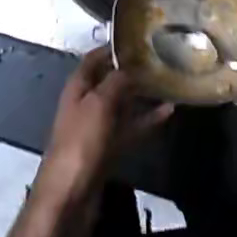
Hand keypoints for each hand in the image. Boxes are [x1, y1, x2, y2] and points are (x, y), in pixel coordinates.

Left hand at [35, 47, 173, 201]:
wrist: (69, 196)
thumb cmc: (81, 142)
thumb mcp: (98, 104)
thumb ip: (115, 82)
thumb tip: (130, 67)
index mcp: (77, 87)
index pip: (93, 59)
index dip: (111, 48)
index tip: (136, 40)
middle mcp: (86, 103)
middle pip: (109, 81)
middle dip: (130, 71)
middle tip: (159, 60)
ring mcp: (97, 128)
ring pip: (122, 105)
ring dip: (141, 95)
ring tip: (167, 83)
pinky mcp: (108, 150)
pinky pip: (130, 129)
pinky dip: (146, 120)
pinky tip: (167, 112)